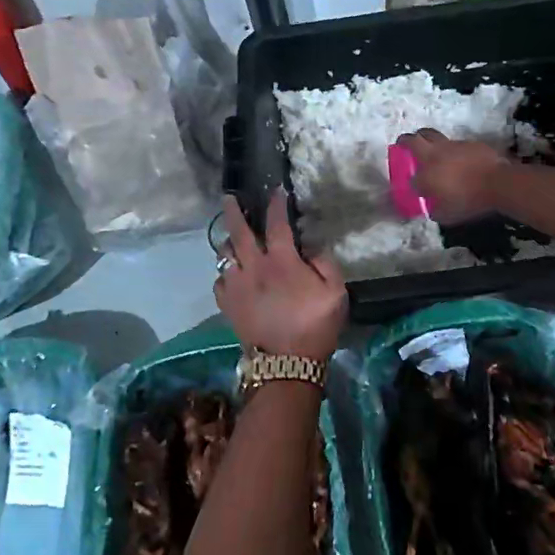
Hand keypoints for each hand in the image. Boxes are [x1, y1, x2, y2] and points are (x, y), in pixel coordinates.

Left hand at [214, 193, 346, 362]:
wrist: (286, 364)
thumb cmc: (315, 325)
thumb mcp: (335, 292)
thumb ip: (325, 264)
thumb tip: (311, 249)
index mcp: (281, 261)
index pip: (277, 223)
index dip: (276, 204)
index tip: (276, 191)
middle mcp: (253, 267)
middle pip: (238, 232)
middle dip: (234, 212)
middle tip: (229, 197)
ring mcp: (236, 286)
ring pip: (224, 255)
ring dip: (227, 242)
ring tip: (230, 237)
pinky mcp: (227, 305)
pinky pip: (219, 281)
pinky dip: (224, 273)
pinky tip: (230, 274)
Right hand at [395, 129, 508, 223]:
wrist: (498, 183)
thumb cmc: (470, 201)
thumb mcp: (449, 215)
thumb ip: (436, 211)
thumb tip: (431, 210)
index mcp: (425, 173)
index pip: (410, 176)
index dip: (411, 182)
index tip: (415, 186)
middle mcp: (434, 155)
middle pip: (414, 139)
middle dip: (406, 140)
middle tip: (405, 144)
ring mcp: (452, 145)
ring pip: (434, 136)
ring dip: (429, 141)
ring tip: (434, 151)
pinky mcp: (468, 142)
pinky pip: (455, 143)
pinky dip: (453, 149)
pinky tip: (460, 159)